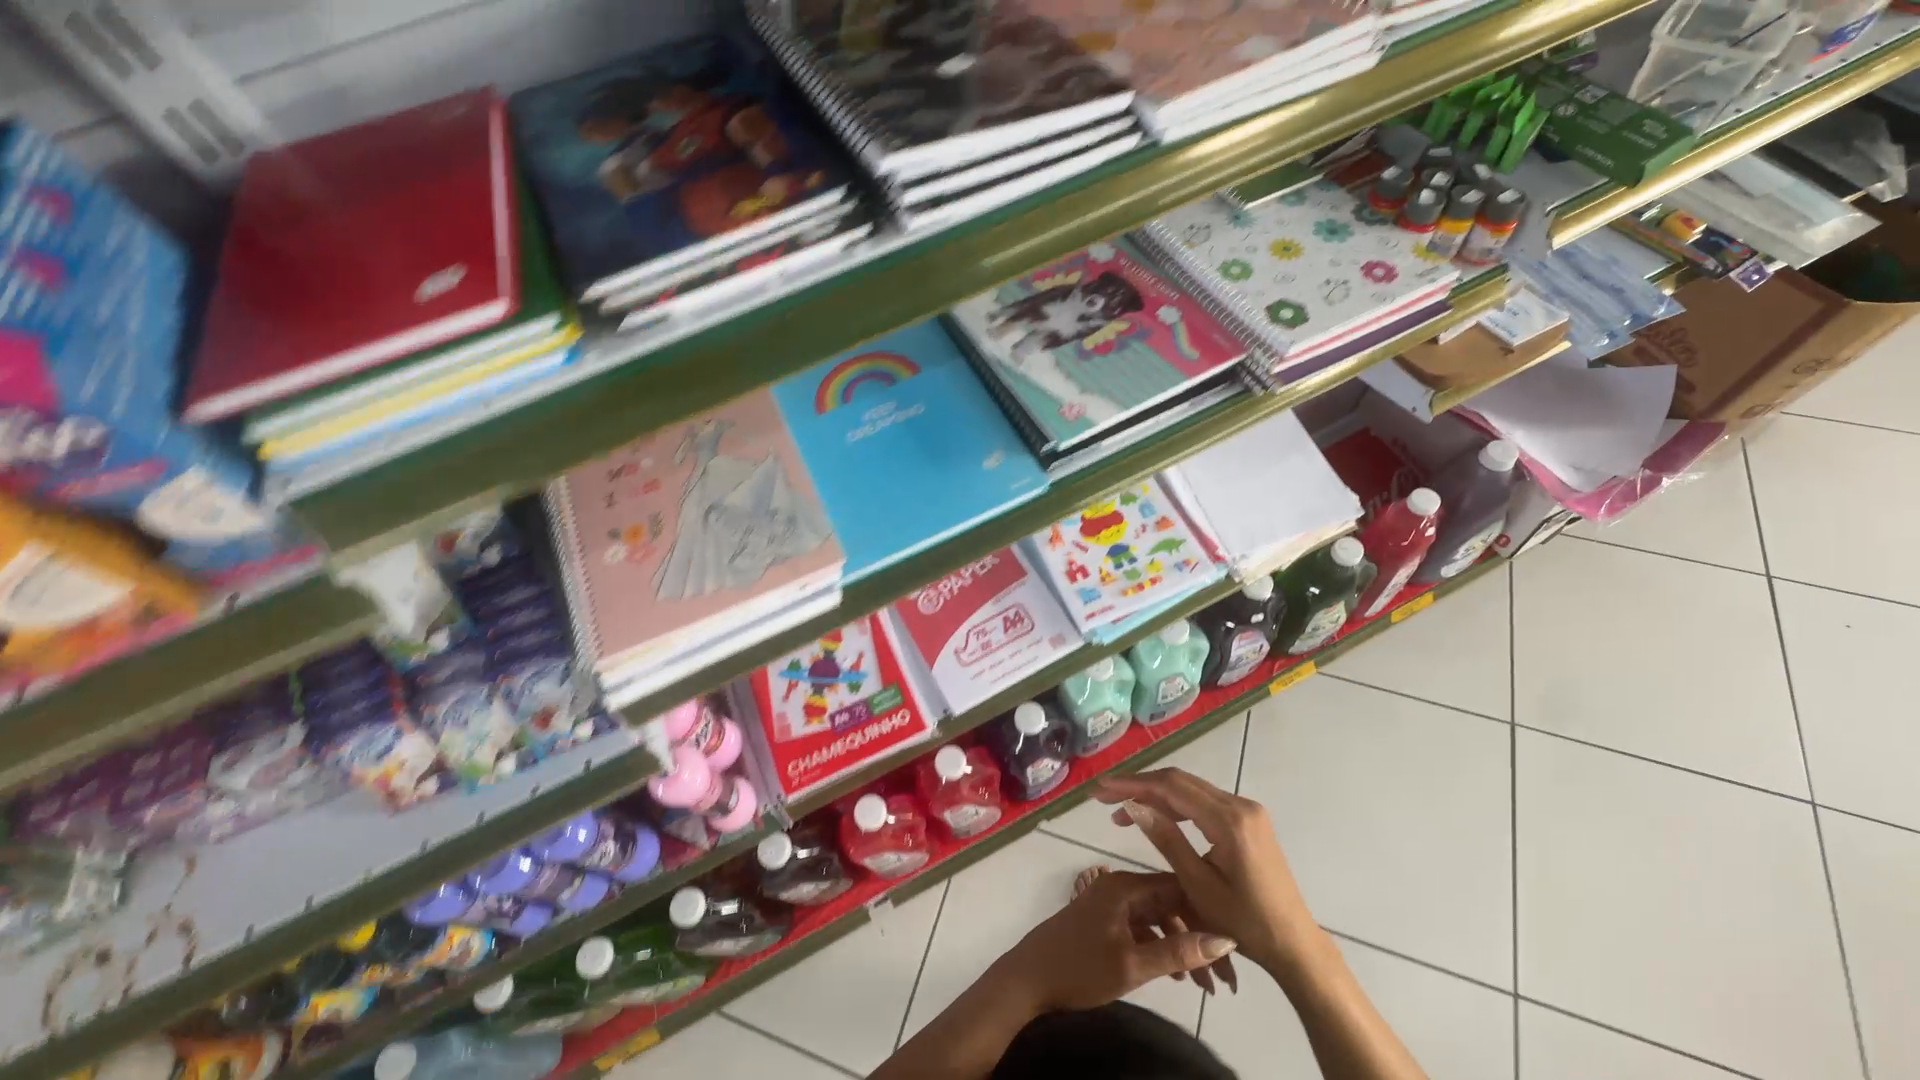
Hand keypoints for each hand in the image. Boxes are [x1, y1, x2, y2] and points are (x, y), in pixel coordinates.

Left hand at [987, 868, 1237, 1013]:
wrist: (1026, 981)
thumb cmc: (1078, 969)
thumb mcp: (1132, 965)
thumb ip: (1178, 952)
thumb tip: (1225, 941)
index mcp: (1124, 887)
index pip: (1180, 888)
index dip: (1209, 915)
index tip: (1235, 948)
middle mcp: (1119, 888)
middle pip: (1171, 905)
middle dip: (1199, 938)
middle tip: (1226, 978)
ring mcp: (1110, 905)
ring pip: (1158, 920)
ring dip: (1182, 947)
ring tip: (1206, 985)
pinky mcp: (1104, 923)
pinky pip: (1142, 929)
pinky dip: (1161, 949)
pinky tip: (1177, 976)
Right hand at [1093, 768, 1317, 976]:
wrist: (1292, 942)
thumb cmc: (1243, 923)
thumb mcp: (1197, 885)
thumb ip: (1167, 839)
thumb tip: (1134, 806)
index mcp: (1230, 821)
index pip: (1172, 788)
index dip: (1133, 784)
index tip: (1101, 790)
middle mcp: (1241, 805)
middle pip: (1181, 782)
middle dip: (1140, 786)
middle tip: (1104, 798)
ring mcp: (1248, 811)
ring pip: (1191, 790)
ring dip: (1156, 796)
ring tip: (1121, 811)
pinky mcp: (1249, 820)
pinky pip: (1205, 802)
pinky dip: (1177, 806)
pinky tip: (1155, 816)